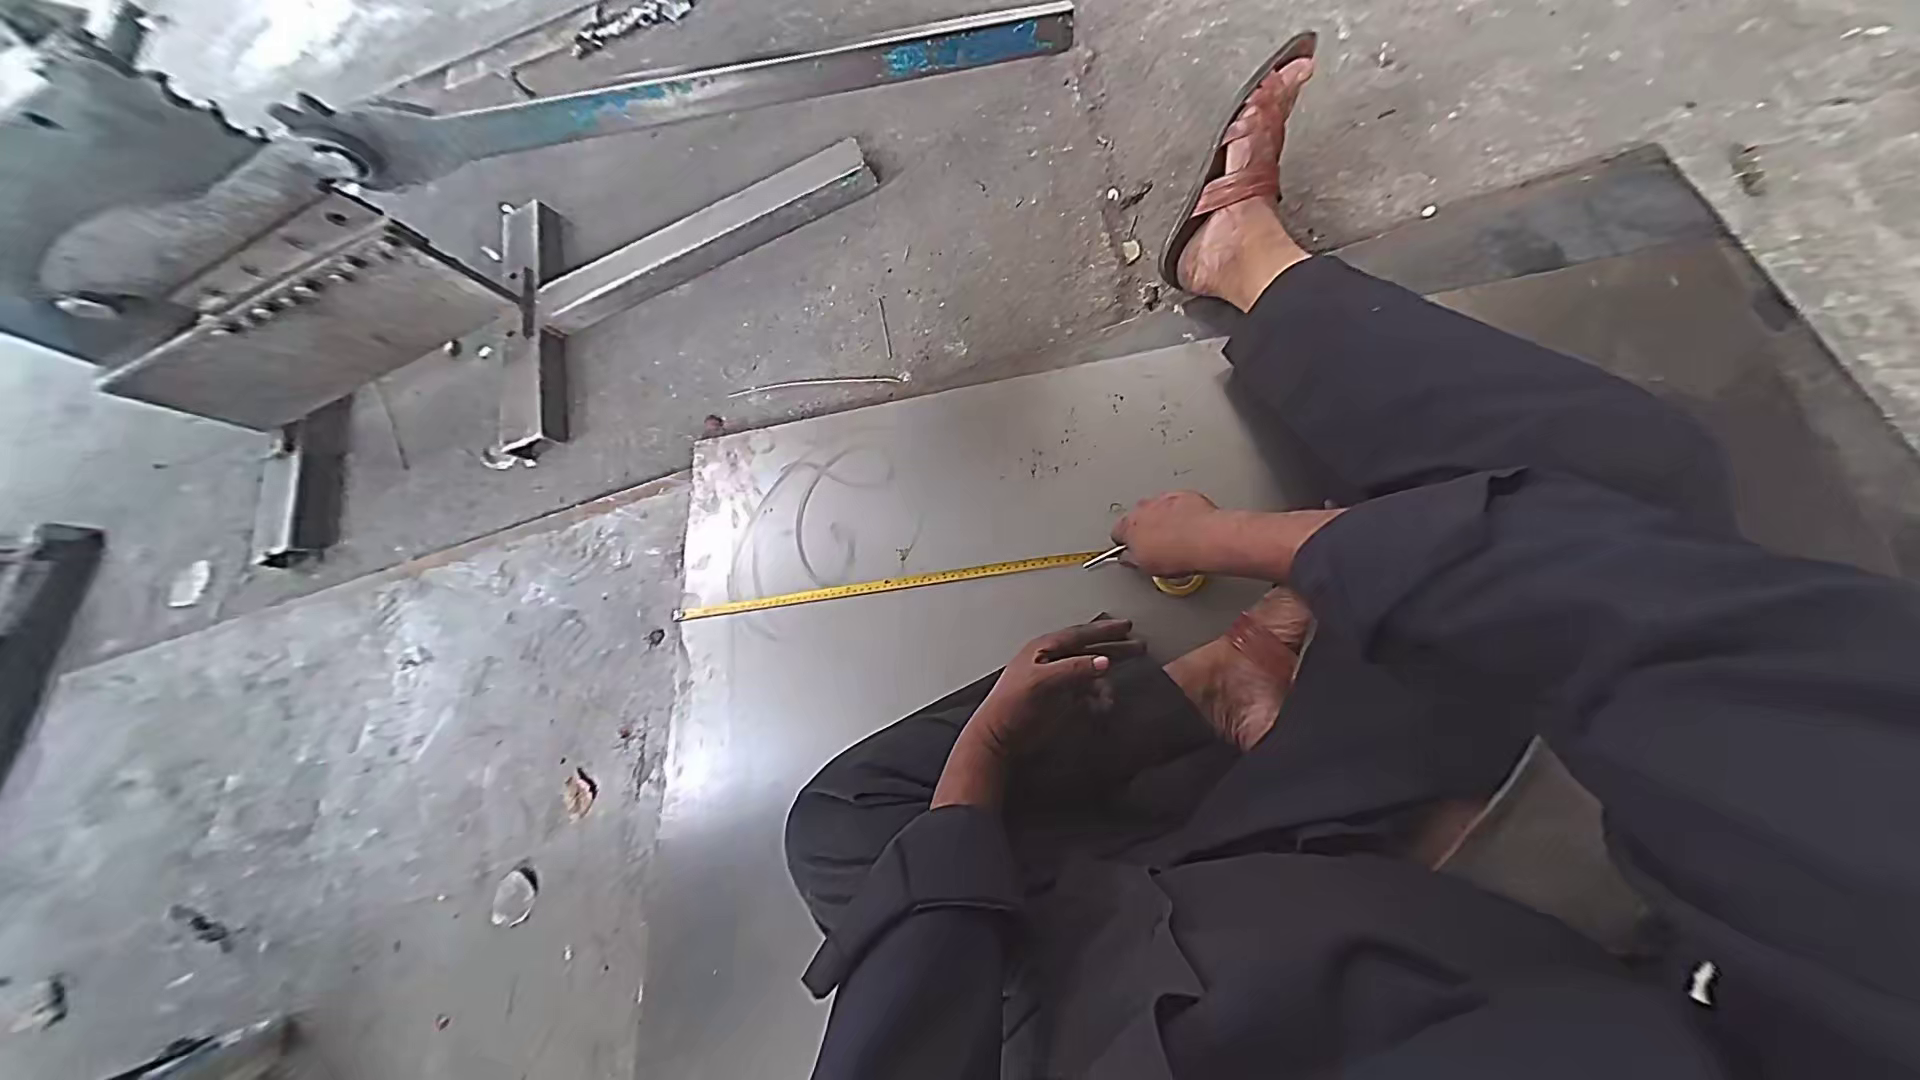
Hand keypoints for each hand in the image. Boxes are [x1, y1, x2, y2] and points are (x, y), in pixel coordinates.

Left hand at [931, 620, 1144, 807]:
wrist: (1000, 737)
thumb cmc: (1012, 704)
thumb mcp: (1042, 681)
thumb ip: (1074, 669)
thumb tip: (1105, 660)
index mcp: (1044, 649)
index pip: (1080, 634)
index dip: (1105, 630)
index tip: (1127, 626)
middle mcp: (1053, 662)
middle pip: (1089, 649)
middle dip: (1114, 647)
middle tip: (1138, 645)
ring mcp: (1058, 682)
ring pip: (1090, 673)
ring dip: (1107, 678)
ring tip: (1123, 681)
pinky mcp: (1061, 702)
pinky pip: (1087, 695)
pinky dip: (1099, 697)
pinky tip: (1106, 703)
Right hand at [1112, 491, 1224, 575]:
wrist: (1207, 539)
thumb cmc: (1178, 553)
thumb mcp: (1146, 567)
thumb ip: (1132, 558)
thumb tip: (1130, 558)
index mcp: (1128, 526)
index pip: (1116, 533)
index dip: (1125, 544)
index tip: (1133, 550)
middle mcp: (1142, 508)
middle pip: (1136, 518)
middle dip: (1144, 528)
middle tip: (1157, 545)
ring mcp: (1163, 500)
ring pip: (1157, 508)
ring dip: (1163, 519)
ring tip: (1176, 537)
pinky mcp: (1184, 496)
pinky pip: (1178, 503)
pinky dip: (1181, 512)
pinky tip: (1189, 526)